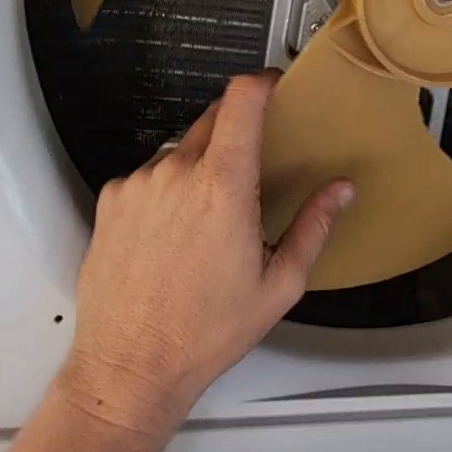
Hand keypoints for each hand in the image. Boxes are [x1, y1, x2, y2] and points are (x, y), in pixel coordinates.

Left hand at [58, 73, 354, 437]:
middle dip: (236, 132)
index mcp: (223, 185)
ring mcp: (138, 184)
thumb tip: (341, 189)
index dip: (261, 82)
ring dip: (199, 164)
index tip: (272, 84)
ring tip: (205, 217)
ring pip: (180, 148)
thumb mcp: (279, 284)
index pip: (241, 100)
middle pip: (213, 118)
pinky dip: (165, 187)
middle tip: (248, 171)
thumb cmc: (205, 332)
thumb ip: (314, 226)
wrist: (128, 369)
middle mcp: (176, 173)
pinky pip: (148, 174)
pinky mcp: (111, 200)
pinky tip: (170, 231)